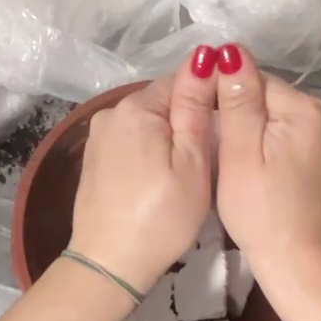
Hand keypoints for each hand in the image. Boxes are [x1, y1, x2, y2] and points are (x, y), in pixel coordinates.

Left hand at [68, 51, 216, 292]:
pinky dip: (151, 154)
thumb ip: (197, 107)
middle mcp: (111, 112)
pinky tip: (160, 182)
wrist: (109, 264)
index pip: (183, 80)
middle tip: (209, 161)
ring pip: (149, 124)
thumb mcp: (192, 162)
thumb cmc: (160, 217)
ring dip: (170, 139)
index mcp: (136, 106)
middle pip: (163, 102)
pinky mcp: (94, 160)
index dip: (210, 102)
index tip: (226, 133)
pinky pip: (133, 143)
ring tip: (187, 175)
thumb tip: (207, 56)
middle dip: (188, 121)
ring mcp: (98, 137)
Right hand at [213, 44, 320, 289]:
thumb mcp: (239, 154)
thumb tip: (230, 50)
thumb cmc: (260, 212)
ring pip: (276, 113)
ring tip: (237, 163)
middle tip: (220, 153)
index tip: (208, 130)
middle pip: (268, 94)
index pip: (254, 78)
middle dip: (241, 115)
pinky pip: (288, 131)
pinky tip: (258, 168)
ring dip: (253, 129)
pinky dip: (269, 143)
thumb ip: (238, 100)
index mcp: (306, 108)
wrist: (298, 260)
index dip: (225, 100)